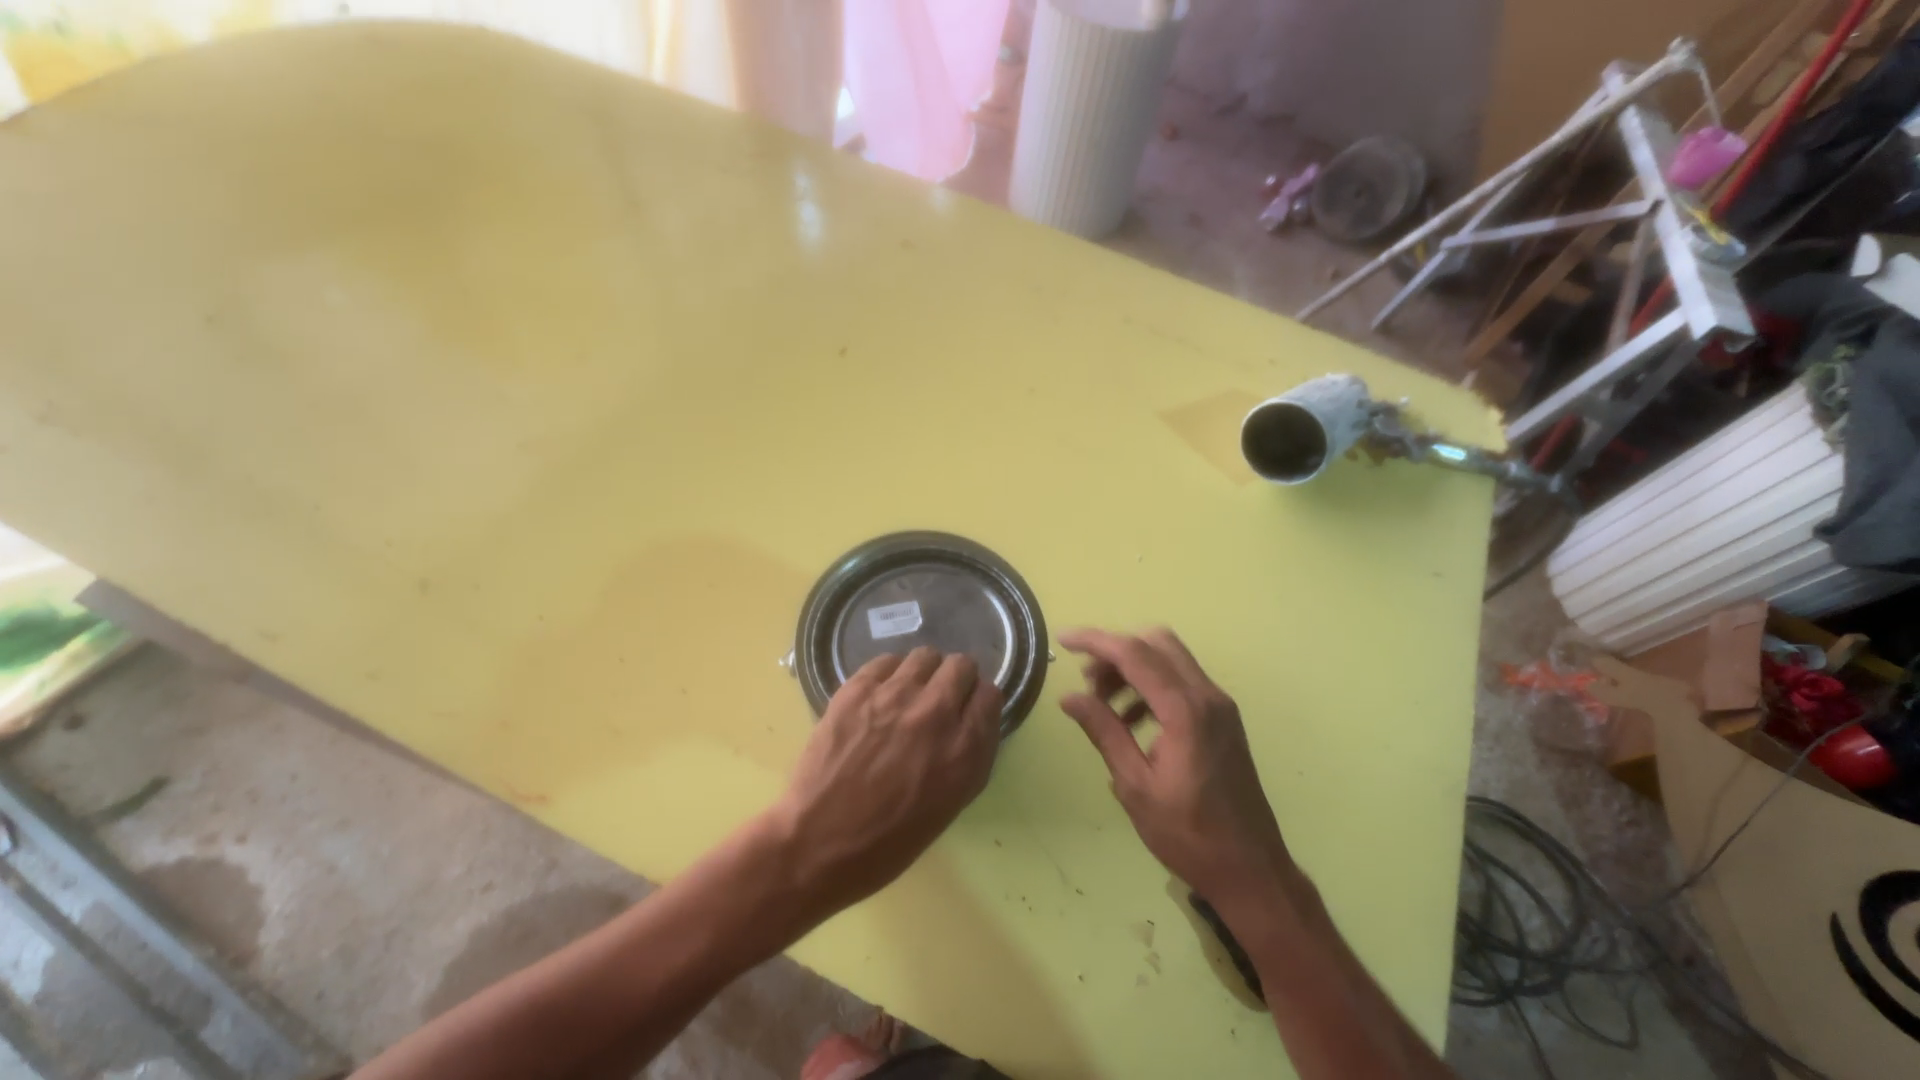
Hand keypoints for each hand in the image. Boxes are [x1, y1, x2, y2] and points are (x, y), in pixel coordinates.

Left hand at [771, 647, 1003, 917]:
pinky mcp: (856, 690)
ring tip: (909, 695)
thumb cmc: (890, 841)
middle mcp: (935, 713)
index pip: (990, 694)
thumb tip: (972, 723)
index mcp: (964, 749)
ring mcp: (893, 696)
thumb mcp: (951, 804)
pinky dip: (889, 674)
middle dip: (956, 681)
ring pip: (925, 656)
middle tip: (939, 701)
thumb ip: (970, 757)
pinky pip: (885, 661)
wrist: (819, 843)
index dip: (978, 703)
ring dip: (924, 673)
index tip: (967, 713)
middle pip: (961, 667)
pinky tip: (879, 696)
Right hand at [1058, 628, 1295, 903]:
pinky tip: (1132, 723)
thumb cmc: (1187, 834)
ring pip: (1171, 660)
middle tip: (1087, 684)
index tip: (1062, 640)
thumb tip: (1069, 697)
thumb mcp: (1134, 785)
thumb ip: (1103, 732)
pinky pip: (1183, 683)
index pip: (1134, 654)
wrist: (1249, 868)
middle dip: (1116, 653)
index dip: (1095, 641)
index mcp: (1185, 711)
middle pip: (1157, 644)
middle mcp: (1208, 697)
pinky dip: (1153, 687)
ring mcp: (1221, 707)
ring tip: (1103, 707)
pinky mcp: (1224, 720)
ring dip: (1134, 670)